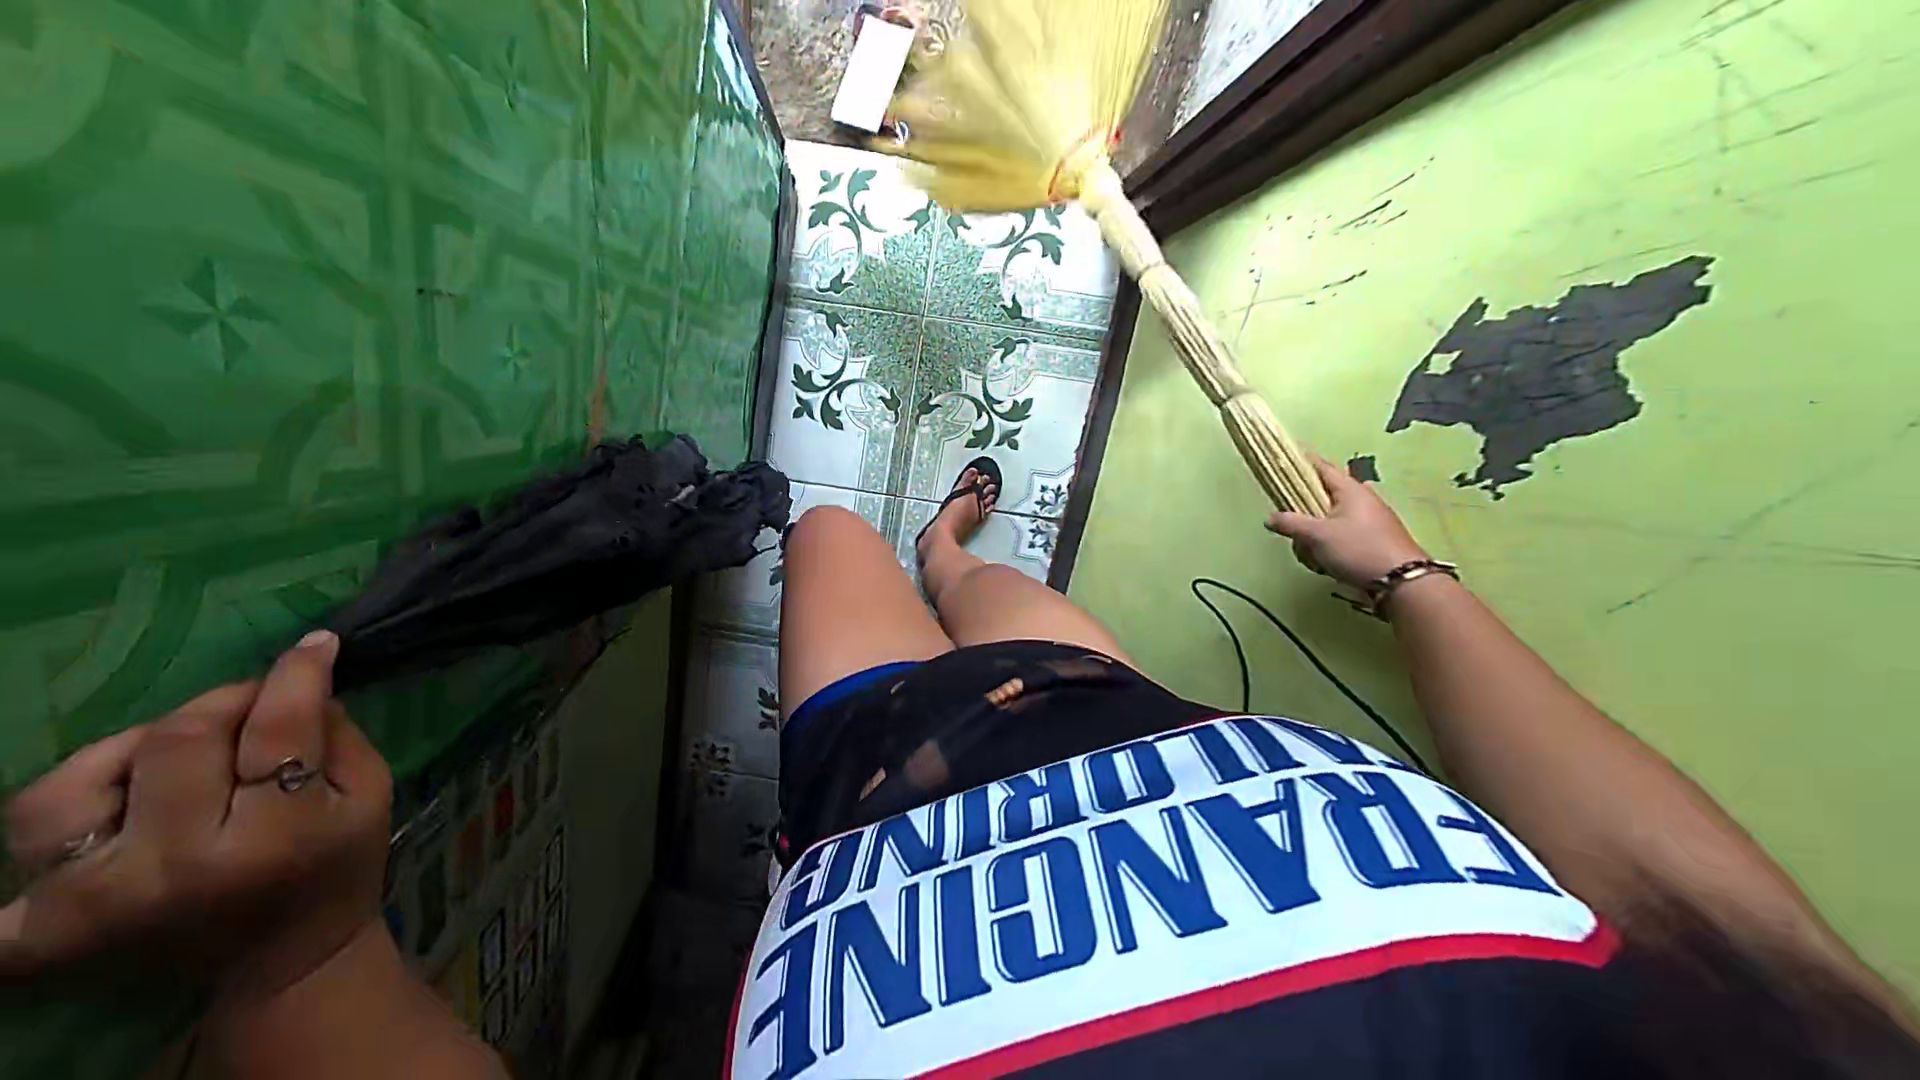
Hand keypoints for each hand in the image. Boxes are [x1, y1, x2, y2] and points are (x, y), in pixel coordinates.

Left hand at [0, 631, 392, 999]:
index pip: (278, 727)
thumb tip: (302, 680)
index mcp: (280, 833)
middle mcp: (180, 863)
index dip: (295, 675)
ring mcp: (93, 899)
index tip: (312, 646)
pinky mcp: (36, 928)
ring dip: (133, 748)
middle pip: (177, 740)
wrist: (284, 956)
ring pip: (76, 782)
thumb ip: (338, 736)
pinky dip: (71, 802)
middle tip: (251, 702)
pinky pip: (27, 839)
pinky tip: (119, 803)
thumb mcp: (372, 793)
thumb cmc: (342, 863)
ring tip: (173, 755)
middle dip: (223, 702)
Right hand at [1265, 457, 1430, 588]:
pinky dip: (1328, 547)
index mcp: (1350, 490)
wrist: (1401, 581)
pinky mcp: (1372, 540)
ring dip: (1314, 537)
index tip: (1286, 458)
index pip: (1322, 467)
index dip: (1303, 462)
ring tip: (1312, 555)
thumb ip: (1290, 524)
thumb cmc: (1357, 549)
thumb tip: (1269, 518)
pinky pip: (1340, 536)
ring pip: (1328, 521)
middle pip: (1321, 498)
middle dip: (1303, 515)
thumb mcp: (1317, 536)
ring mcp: (1369, 521)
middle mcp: (1361, 500)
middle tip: (1293, 529)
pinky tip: (1325, 563)